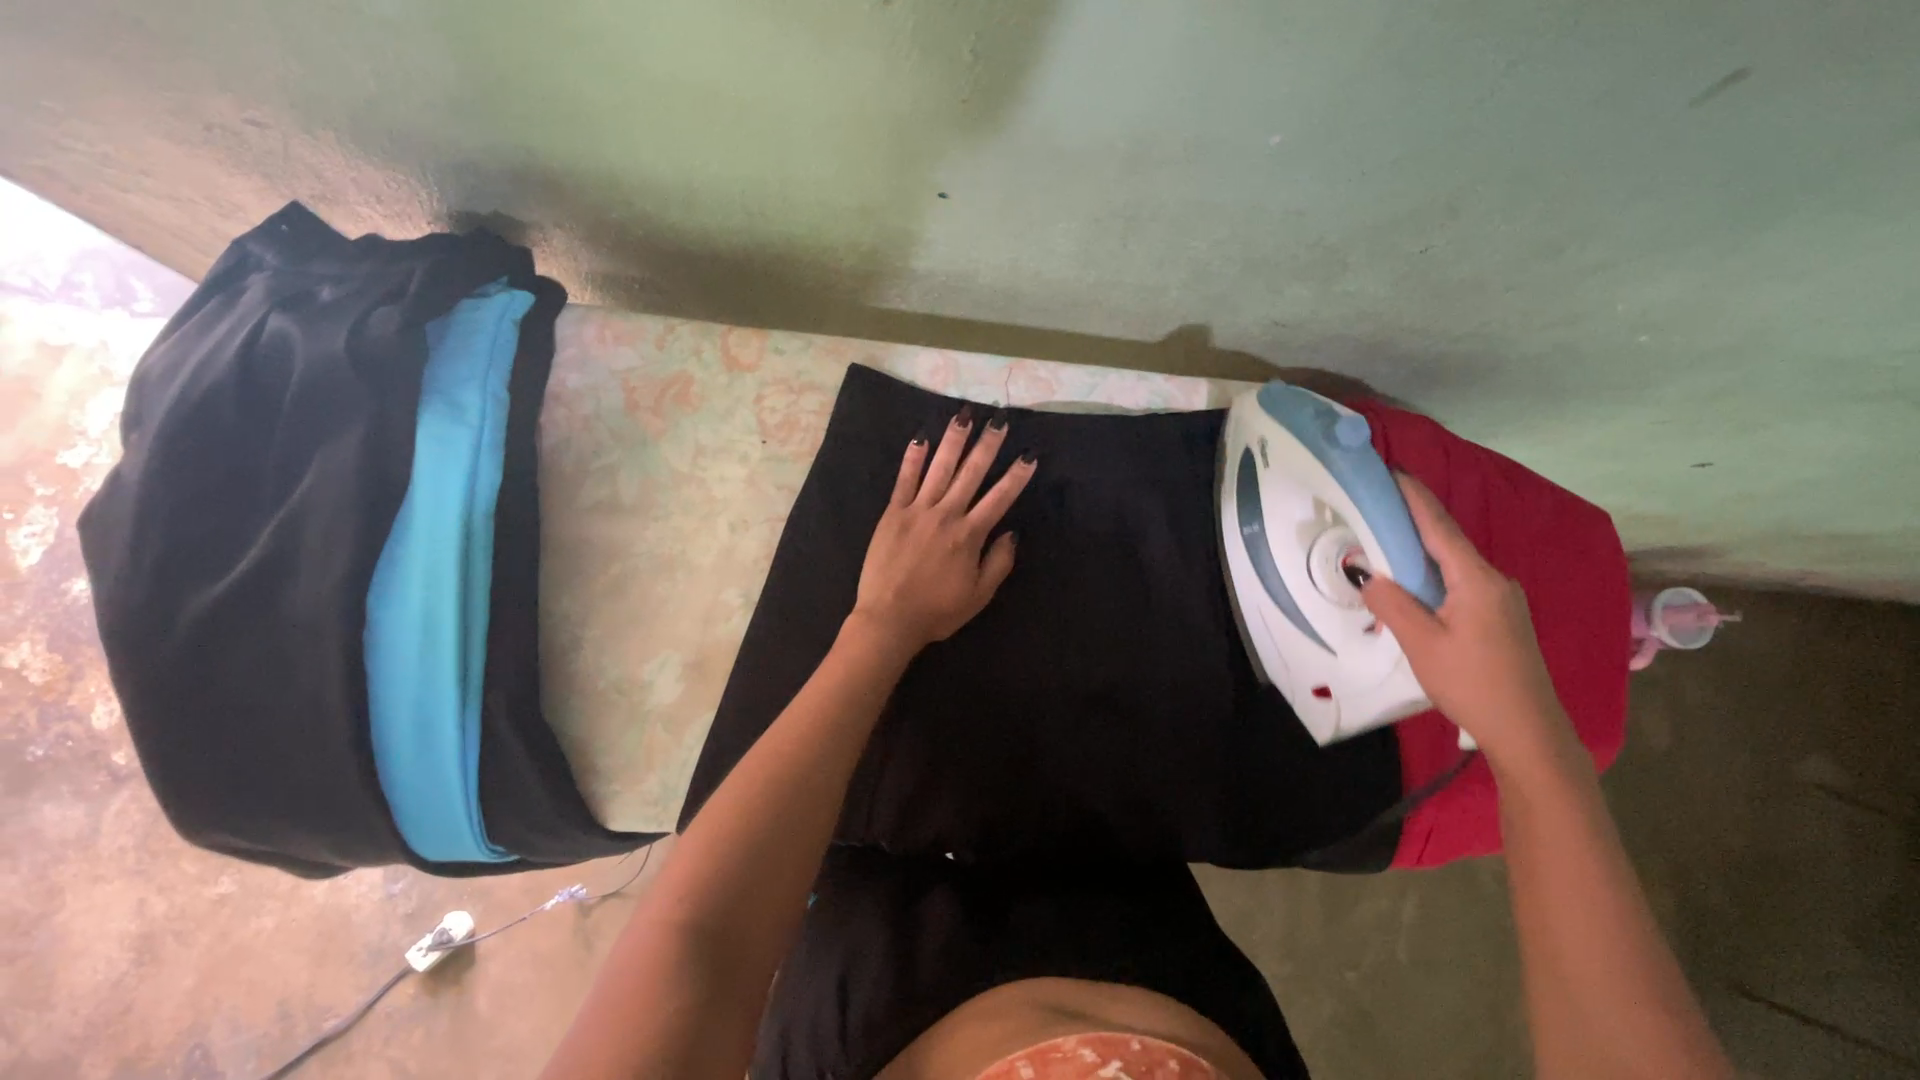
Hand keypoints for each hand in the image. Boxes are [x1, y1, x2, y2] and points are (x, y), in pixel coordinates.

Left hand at [850, 407, 1036, 651]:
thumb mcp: (978, 595)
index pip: (1000, 498)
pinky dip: (913, 458)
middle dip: (987, 445)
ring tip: (964, 415)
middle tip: (999, 419)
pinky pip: (904, 480)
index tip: (1029, 454)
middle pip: (971, 473)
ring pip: (939, 469)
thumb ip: (998, 563)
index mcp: (969, 535)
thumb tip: (1011, 533)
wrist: (889, 618)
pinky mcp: (893, 514)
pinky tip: (921, 438)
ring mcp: (917, 511)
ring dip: (953, 440)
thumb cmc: (937, 611)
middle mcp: (946, 515)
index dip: (1017, 476)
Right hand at [1359, 474, 1573, 763]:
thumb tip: (1366, 574)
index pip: (1438, 526)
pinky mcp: (1500, 619)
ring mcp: (1501, 600)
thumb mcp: (1422, 644)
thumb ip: (1393, 605)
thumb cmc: (1473, 684)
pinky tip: (1411, 585)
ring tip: (1383, 542)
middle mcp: (1494, 580)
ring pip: (1452, 565)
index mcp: (1477, 579)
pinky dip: (1431, 576)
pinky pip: (1459, 584)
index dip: (1413, 497)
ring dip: (1419, 552)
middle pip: (1446, 541)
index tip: (1391, 470)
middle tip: (1375, 505)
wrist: (1528, 731)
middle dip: (1411, 521)